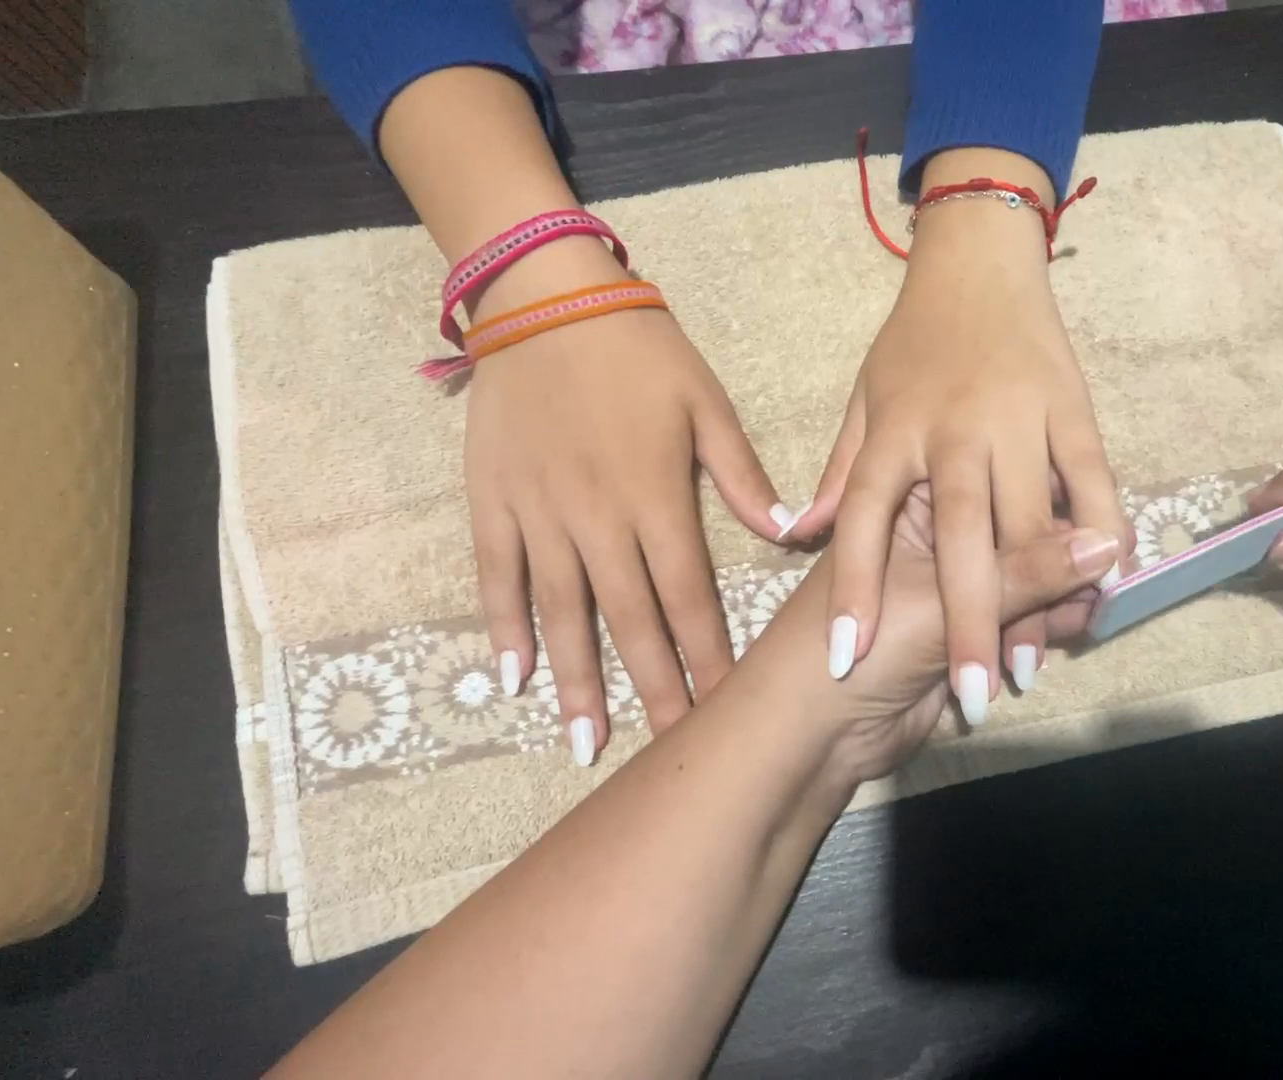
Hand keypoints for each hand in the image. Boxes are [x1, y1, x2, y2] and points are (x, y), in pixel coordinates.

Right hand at [465, 244, 794, 761]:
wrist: (546, 300)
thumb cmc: (640, 352)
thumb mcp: (707, 404)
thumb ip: (744, 475)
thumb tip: (789, 531)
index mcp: (657, 499)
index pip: (689, 598)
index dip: (707, 657)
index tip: (723, 708)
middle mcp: (599, 521)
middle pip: (631, 621)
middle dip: (654, 688)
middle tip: (667, 747)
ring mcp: (540, 515)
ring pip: (563, 612)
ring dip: (577, 679)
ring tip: (585, 740)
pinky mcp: (493, 502)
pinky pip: (497, 575)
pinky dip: (504, 626)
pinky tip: (512, 676)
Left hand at [745, 485, 1121, 786]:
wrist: (815, 734)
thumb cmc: (858, 645)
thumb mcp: (937, 602)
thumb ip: (1020, 574)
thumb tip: (1101, 546)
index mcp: (907, 500)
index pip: (985, 484)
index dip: (1039, 500)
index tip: (1085, 515)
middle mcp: (931, 529)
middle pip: (1012, 526)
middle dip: (1055, 553)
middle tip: (1104, 569)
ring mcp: (953, 578)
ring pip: (1026, 570)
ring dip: (1064, 588)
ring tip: (1101, 599)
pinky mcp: (970, 627)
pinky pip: (1027, 612)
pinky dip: (1056, 619)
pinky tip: (1087, 618)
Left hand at [790, 148, 1132, 725]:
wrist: (979, 261)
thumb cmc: (913, 342)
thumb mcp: (864, 402)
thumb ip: (836, 472)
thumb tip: (792, 531)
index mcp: (894, 430)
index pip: (862, 516)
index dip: (851, 587)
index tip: (845, 654)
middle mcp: (953, 430)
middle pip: (961, 537)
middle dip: (969, 621)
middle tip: (975, 693)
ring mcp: (1018, 418)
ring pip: (1030, 520)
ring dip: (1038, 596)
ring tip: (1030, 664)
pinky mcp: (1074, 407)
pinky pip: (1094, 480)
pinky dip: (1103, 533)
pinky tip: (1103, 587)